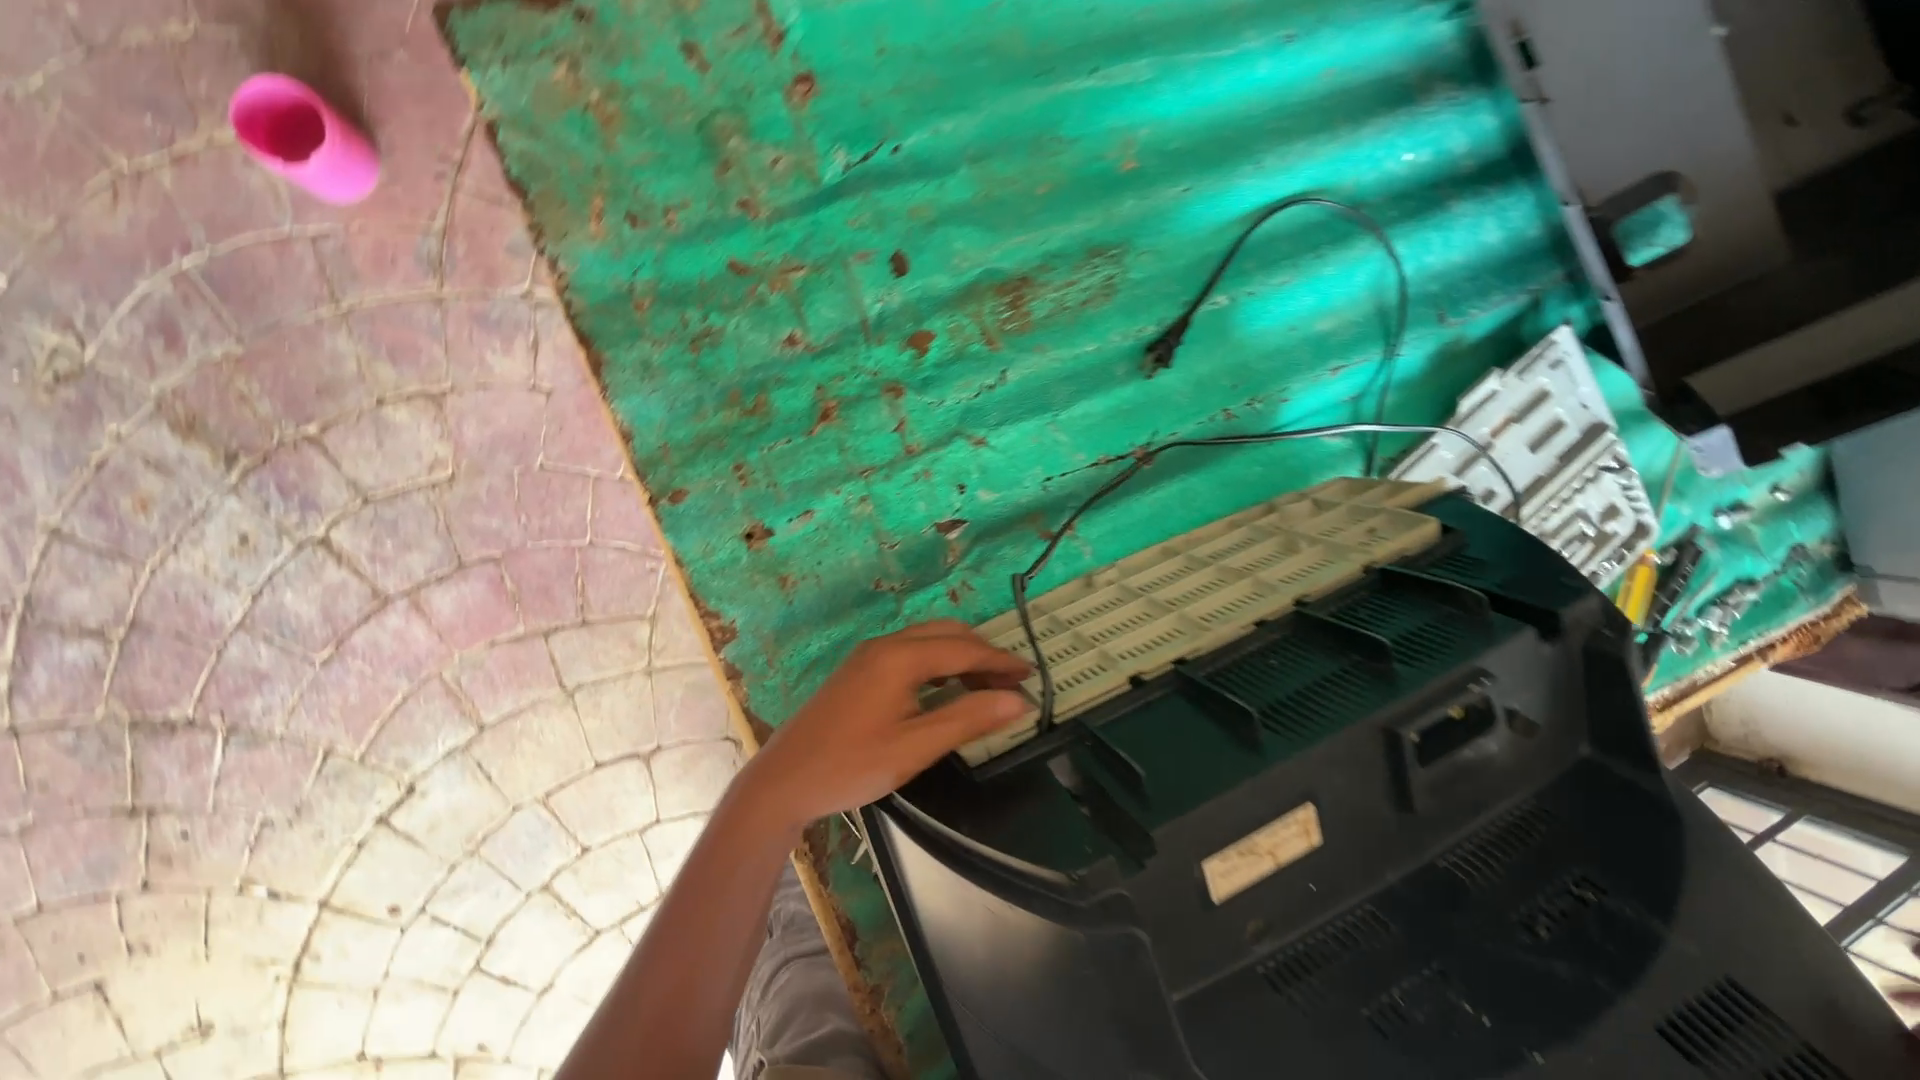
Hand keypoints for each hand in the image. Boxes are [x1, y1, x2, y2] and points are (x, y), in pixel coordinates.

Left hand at [740, 619, 1032, 829]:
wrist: (784, 780)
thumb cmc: (851, 766)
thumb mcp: (916, 748)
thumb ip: (968, 720)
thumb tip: (1018, 701)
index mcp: (899, 658)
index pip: (963, 649)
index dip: (1000, 661)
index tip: (1032, 675)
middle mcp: (885, 646)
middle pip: (946, 634)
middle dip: (983, 653)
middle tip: (1013, 682)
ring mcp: (868, 656)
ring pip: (927, 641)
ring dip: (960, 656)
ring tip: (988, 686)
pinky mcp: (859, 670)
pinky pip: (910, 652)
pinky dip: (938, 662)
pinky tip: (947, 688)